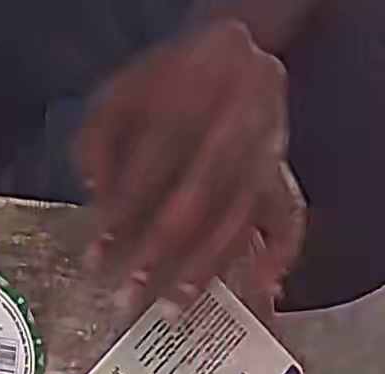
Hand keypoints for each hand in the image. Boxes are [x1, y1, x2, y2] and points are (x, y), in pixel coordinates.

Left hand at [74, 18, 305, 313]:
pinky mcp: (283, 174)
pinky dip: (280, 253)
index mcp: (197, 86)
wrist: (233, 54)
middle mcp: (240, 118)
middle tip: (129, 295)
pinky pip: (291, 218)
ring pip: (239, 217)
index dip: (122, 210)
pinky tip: (262, 288)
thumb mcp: (118, 96)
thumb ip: (97, 142)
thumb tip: (93, 195)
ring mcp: (267, 151)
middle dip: (158, 252)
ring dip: (204, 268)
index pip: (153, 159)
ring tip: (173, 307)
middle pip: (198, 196)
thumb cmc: (167, 85)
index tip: (97, 253)